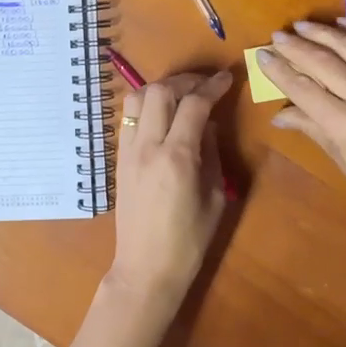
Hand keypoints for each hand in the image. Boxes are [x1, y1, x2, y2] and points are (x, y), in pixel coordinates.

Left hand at [109, 69, 234, 307]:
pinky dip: (146, 106)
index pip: (194, 105)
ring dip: (160, 89)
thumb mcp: (215, 198)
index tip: (227, 78)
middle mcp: (148, 147)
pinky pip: (128, 118)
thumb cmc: (189, 242)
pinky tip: (163, 114)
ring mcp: (128, 151)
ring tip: (181, 95)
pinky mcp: (118, 158)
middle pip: (160, 91)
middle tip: (205, 85)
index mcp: (177, 159)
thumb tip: (209, 124)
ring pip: (137, 98)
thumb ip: (212, 154)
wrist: (146, 268)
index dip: (212, 86)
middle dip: (185, 81)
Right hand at [260, 19, 345, 260]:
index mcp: (345, 126)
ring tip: (303, 25)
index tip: (263, 56)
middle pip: (324, 62)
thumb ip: (313, 130)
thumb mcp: (343, 163)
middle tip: (277, 36)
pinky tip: (345, 24)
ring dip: (325, 33)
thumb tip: (279, 115)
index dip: (279, 70)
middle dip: (296, 46)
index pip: (303, 88)